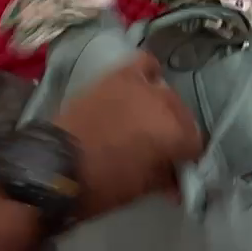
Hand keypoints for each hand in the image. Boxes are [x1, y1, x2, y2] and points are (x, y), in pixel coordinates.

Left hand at [52, 51, 202, 217]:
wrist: (55, 165)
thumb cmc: (100, 184)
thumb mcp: (139, 189)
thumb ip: (166, 178)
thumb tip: (179, 180)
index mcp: (173, 132)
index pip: (196, 142)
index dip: (188, 157)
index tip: (179, 166)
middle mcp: (164, 102)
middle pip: (183, 114)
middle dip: (177, 133)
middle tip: (163, 150)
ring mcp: (141, 84)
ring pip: (166, 92)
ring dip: (163, 108)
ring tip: (150, 122)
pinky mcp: (119, 74)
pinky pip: (144, 63)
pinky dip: (148, 73)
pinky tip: (144, 86)